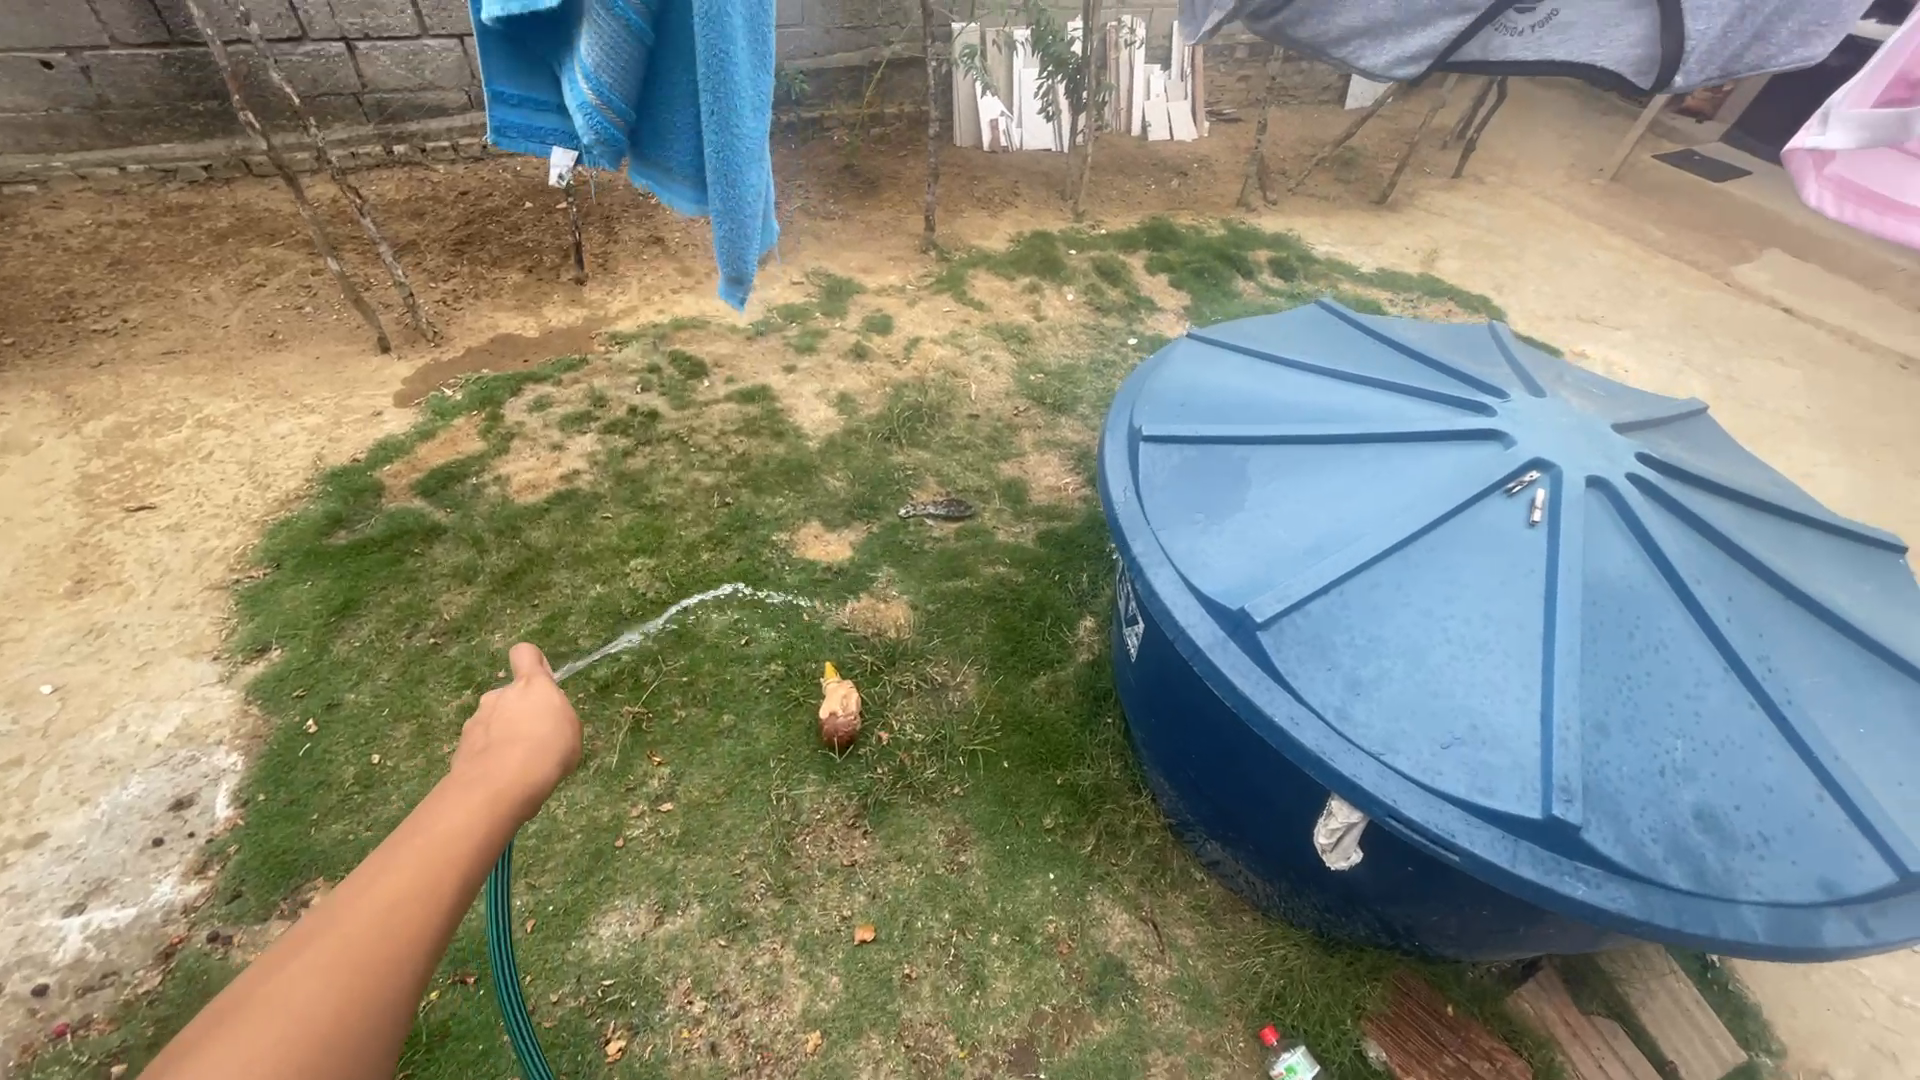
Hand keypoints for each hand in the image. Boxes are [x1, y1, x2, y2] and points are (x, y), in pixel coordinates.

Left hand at [450, 643, 581, 823]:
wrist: (500, 785)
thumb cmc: (548, 751)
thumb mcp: (570, 730)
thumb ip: (556, 715)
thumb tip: (543, 717)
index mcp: (532, 685)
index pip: (524, 653)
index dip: (532, 662)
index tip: (540, 681)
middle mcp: (500, 695)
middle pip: (509, 695)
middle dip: (518, 712)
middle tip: (534, 739)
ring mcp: (477, 720)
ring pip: (493, 721)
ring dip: (502, 735)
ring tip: (517, 763)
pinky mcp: (461, 746)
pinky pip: (480, 744)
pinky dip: (488, 755)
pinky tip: (501, 776)